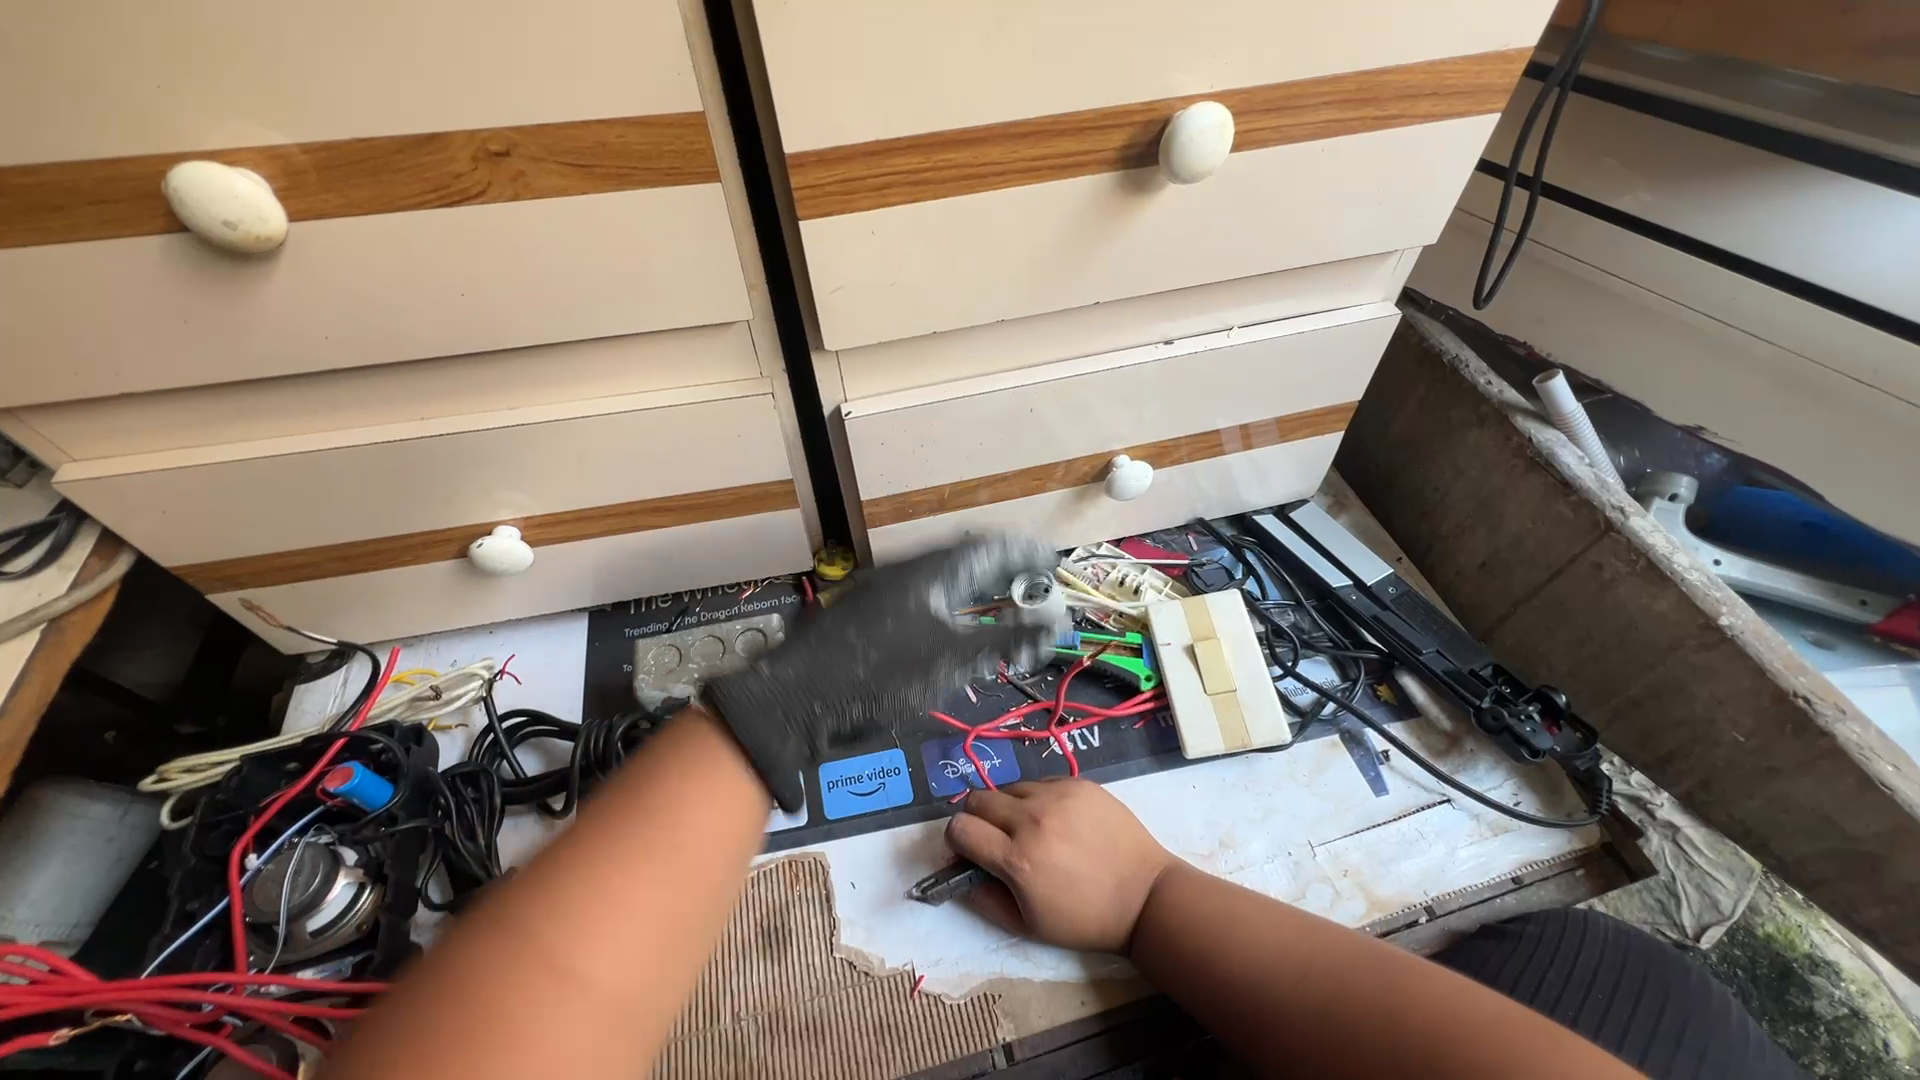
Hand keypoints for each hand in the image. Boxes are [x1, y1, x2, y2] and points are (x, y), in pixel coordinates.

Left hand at [705, 535, 1062, 810]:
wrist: (797, 701)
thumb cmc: (880, 678)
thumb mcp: (952, 661)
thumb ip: (1005, 641)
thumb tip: (1055, 624)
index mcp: (929, 572)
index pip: (988, 549)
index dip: (1024, 552)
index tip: (1052, 560)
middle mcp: (905, 574)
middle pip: (965, 561)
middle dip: (1003, 571)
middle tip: (1033, 583)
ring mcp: (883, 595)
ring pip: (942, 583)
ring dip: (977, 591)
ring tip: (1003, 605)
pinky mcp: (868, 619)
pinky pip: (924, 602)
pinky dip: (953, 610)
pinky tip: (956, 632)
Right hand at [944, 779, 1175, 953]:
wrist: (1144, 896)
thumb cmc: (1083, 919)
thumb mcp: (1026, 925)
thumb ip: (983, 898)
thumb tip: (959, 870)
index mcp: (1016, 859)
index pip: (959, 828)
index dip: (957, 841)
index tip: (969, 852)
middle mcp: (1031, 819)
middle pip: (976, 800)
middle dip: (976, 819)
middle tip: (995, 838)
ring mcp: (1057, 796)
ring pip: (1008, 787)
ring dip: (1007, 807)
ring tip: (1029, 829)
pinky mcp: (1078, 782)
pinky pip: (1039, 782)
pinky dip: (1036, 798)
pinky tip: (1056, 820)